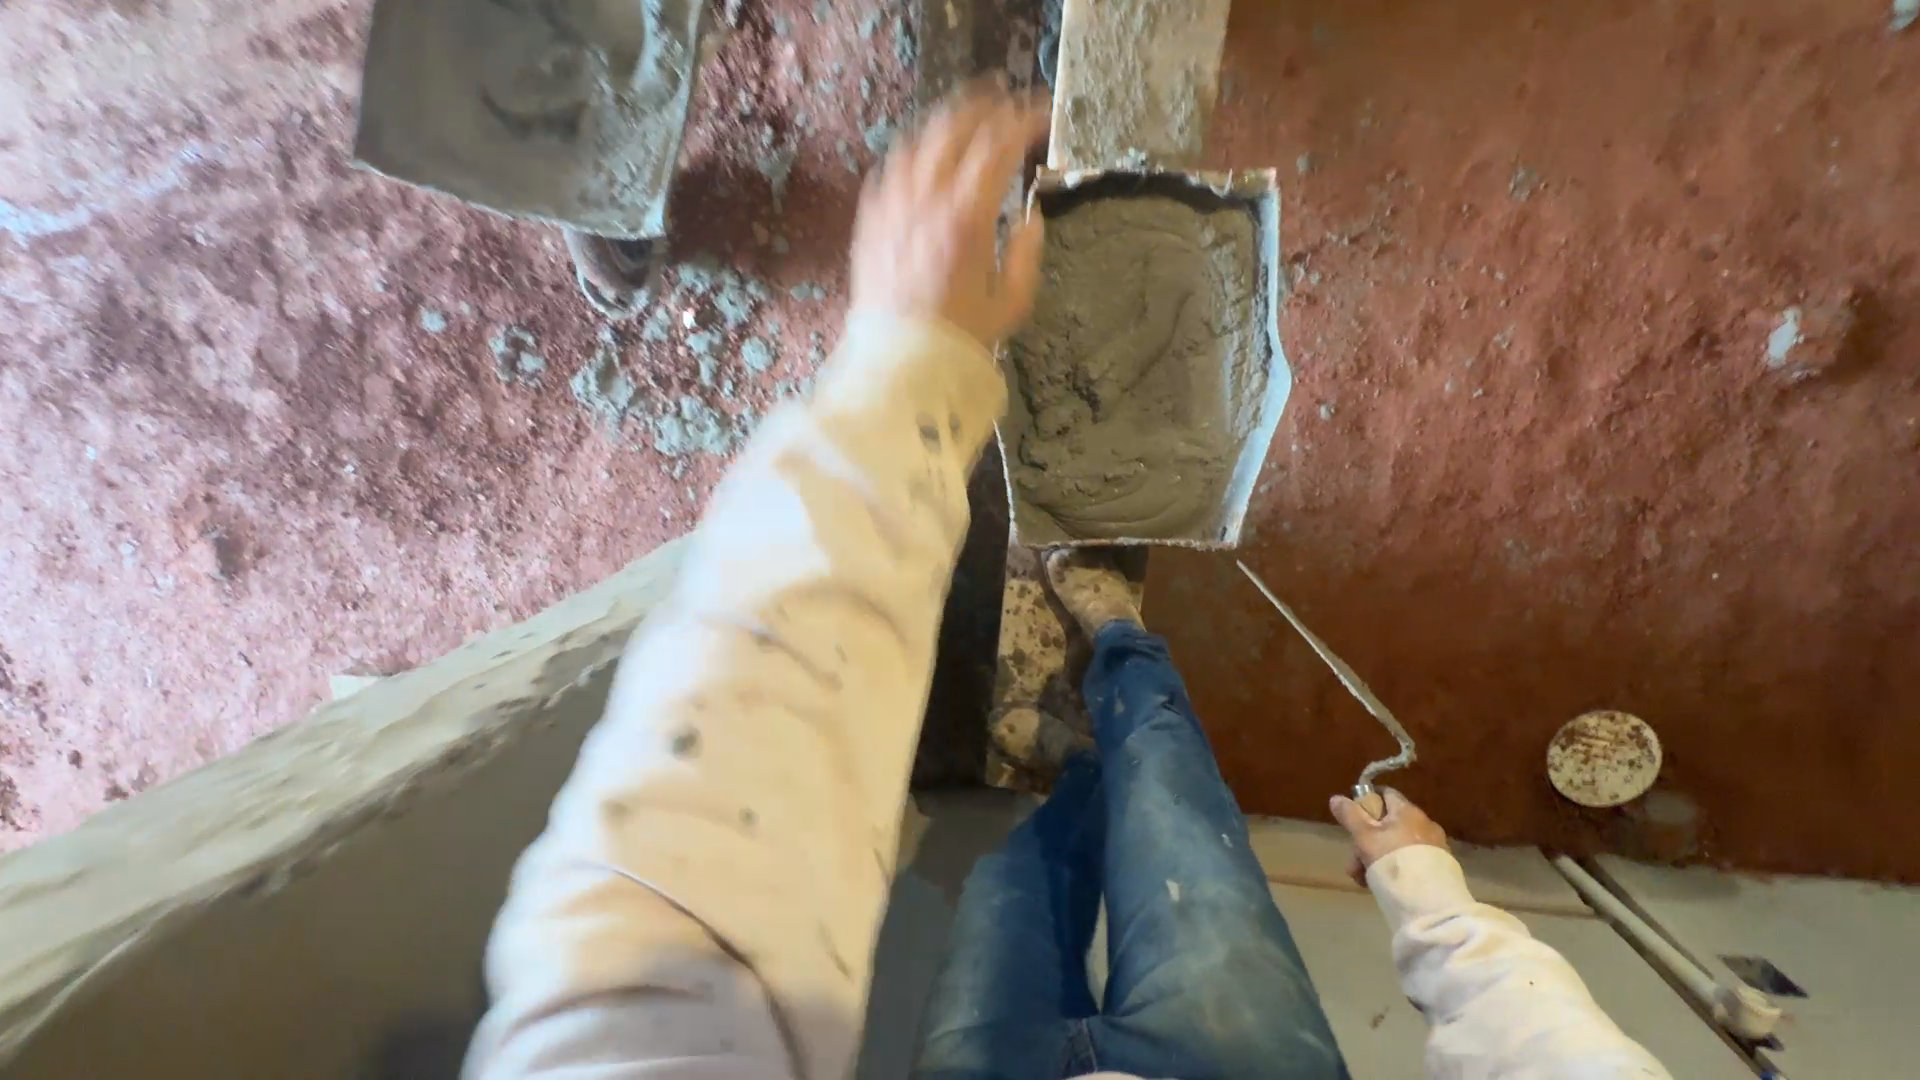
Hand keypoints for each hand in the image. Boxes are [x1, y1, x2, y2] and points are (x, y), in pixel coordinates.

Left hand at [849, 83, 1050, 349]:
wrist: (901, 367)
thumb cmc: (959, 342)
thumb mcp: (1011, 305)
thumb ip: (1027, 255)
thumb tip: (1031, 217)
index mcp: (966, 219)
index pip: (999, 145)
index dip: (1024, 120)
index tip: (1042, 115)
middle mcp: (925, 202)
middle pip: (955, 128)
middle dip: (985, 107)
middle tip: (1005, 103)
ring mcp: (892, 209)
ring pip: (918, 142)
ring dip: (946, 123)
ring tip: (966, 120)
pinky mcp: (870, 224)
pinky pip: (889, 171)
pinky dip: (912, 154)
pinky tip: (923, 159)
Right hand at [1329, 788, 1448, 886]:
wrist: (1431, 905)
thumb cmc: (1393, 861)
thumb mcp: (1363, 836)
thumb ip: (1349, 815)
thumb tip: (1336, 797)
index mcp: (1408, 811)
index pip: (1385, 794)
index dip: (1366, 802)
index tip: (1352, 820)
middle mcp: (1424, 825)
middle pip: (1386, 824)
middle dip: (1364, 841)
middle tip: (1354, 863)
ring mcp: (1434, 848)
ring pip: (1394, 845)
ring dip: (1374, 858)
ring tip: (1363, 880)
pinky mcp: (1439, 870)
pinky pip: (1409, 861)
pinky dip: (1393, 868)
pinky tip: (1381, 885)